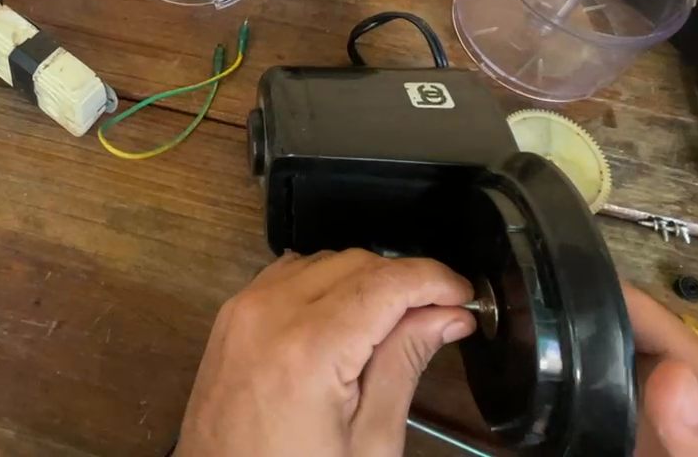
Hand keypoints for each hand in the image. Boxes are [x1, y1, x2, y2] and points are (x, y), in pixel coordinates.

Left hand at [177, 250, 475, 456]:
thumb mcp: (369, 443)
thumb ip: (405, 364)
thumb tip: (447, 315)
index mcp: (308, 347)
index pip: (383, 283)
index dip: (432, 279)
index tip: (465, 293)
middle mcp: (271, 311)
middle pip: (354, 262)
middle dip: (402, 279)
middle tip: (440, 312)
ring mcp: (245, 305)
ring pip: (322, 259)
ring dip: (364, 277)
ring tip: (396, 319)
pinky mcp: (233, 311)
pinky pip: (288, 271)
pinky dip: (325, 279)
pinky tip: (345, 313)